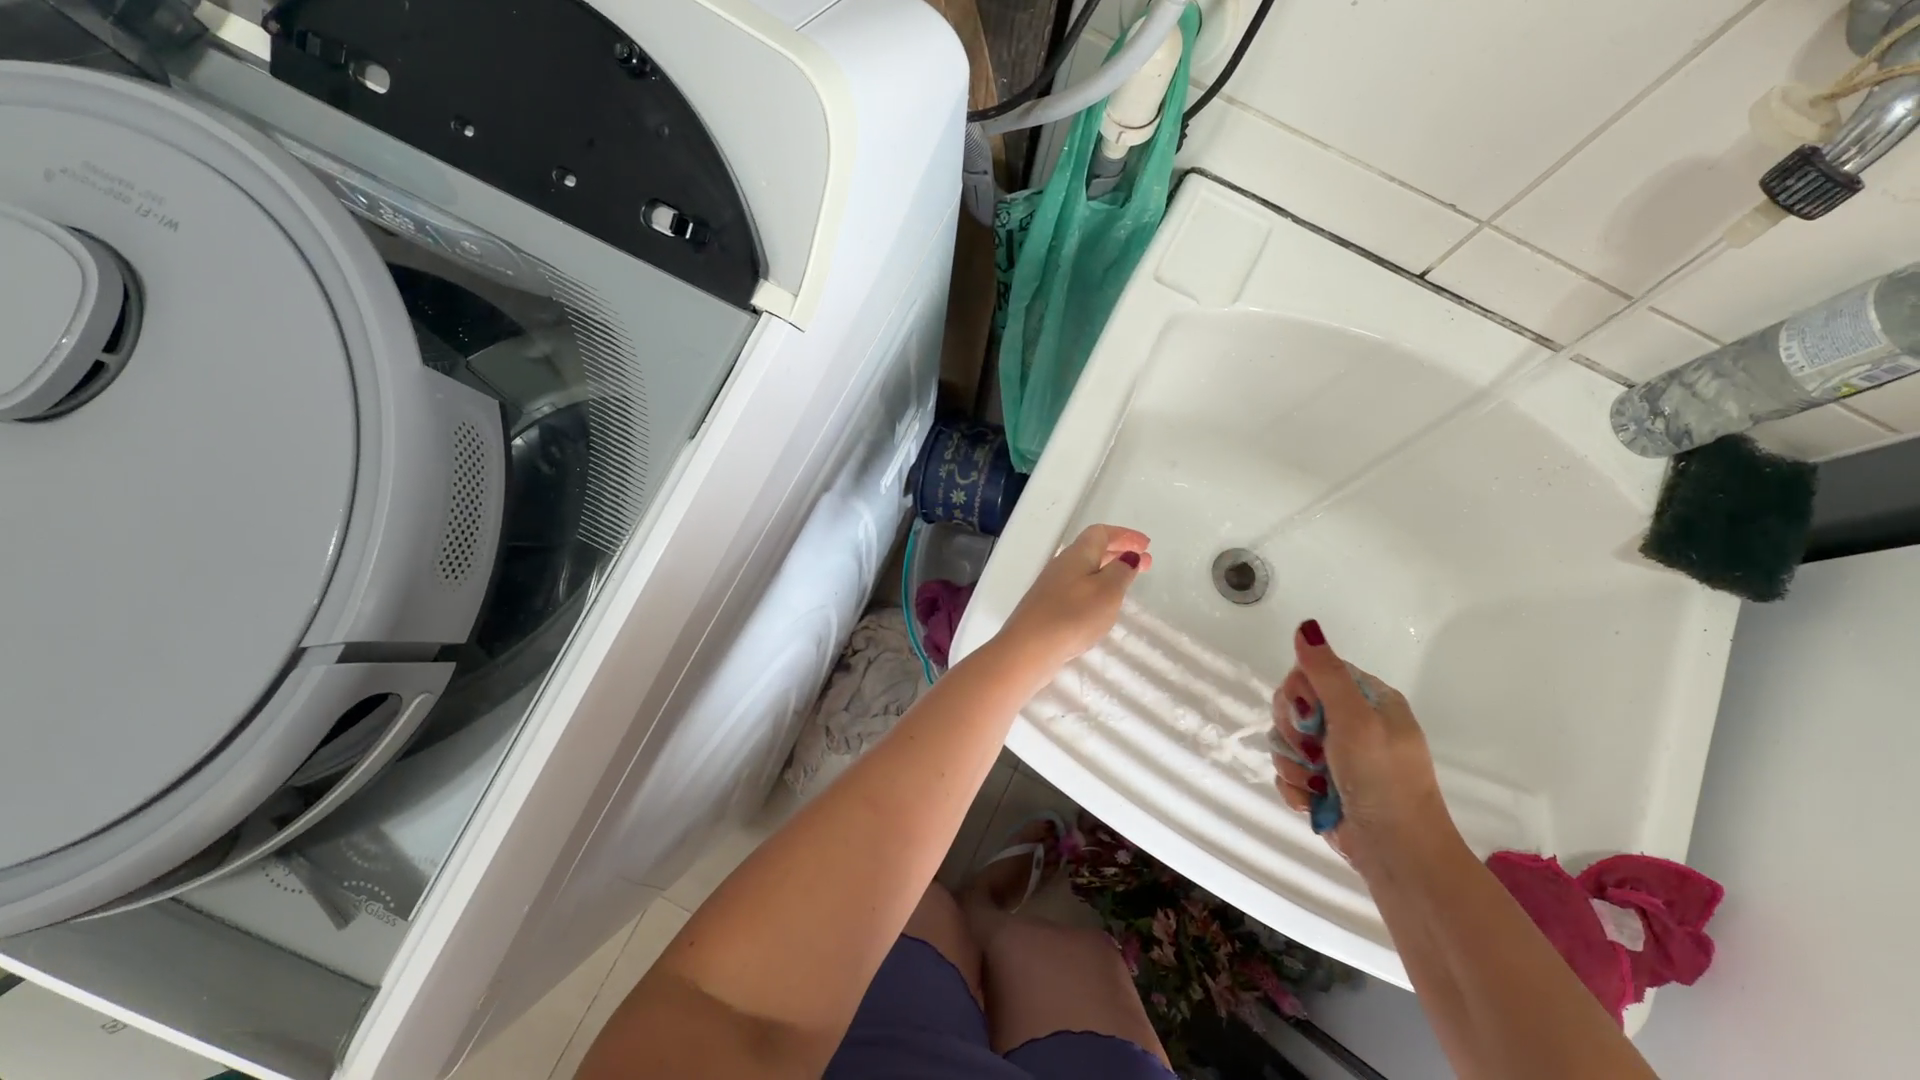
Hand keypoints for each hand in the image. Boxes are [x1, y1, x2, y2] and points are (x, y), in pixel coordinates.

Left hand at [996, 524, 1151, 670]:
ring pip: (1085, 570)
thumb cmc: (1073, 616)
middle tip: (1144, 564)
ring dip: (1108, 572)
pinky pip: (1077, 589)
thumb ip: (1121, 571)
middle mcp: (1061, 565)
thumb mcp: (1107, 591)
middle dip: (1120, 553)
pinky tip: (1101, 607)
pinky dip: (1095, 589)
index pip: (1101, 533)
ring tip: (1126, 584)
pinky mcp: (1047, 607)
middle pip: (1093, 550)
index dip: (1125, 535)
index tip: (1146, 545)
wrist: (1028, 648)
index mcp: (1077, 554)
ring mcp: (1051, 587)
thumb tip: (1128, 556)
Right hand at [1270, 620, 1451, 860]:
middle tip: (1315, 752)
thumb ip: (1325, 674)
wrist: (1397, 854)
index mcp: (1369, 701)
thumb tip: (1306, 626)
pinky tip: (1313, 801)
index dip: (1300, 693)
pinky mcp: (1325, 787)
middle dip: (1294, 733)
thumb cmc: (1383, 780)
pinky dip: (1297, 789)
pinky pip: (1290, 774)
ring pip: (1286, 744)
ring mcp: (1338, 758)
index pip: (1313, 673)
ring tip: (1318, 785)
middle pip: (1294, 708)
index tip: (1307, 715)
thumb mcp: (1355, 720)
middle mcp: (1353, 724)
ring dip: (1294, 765)